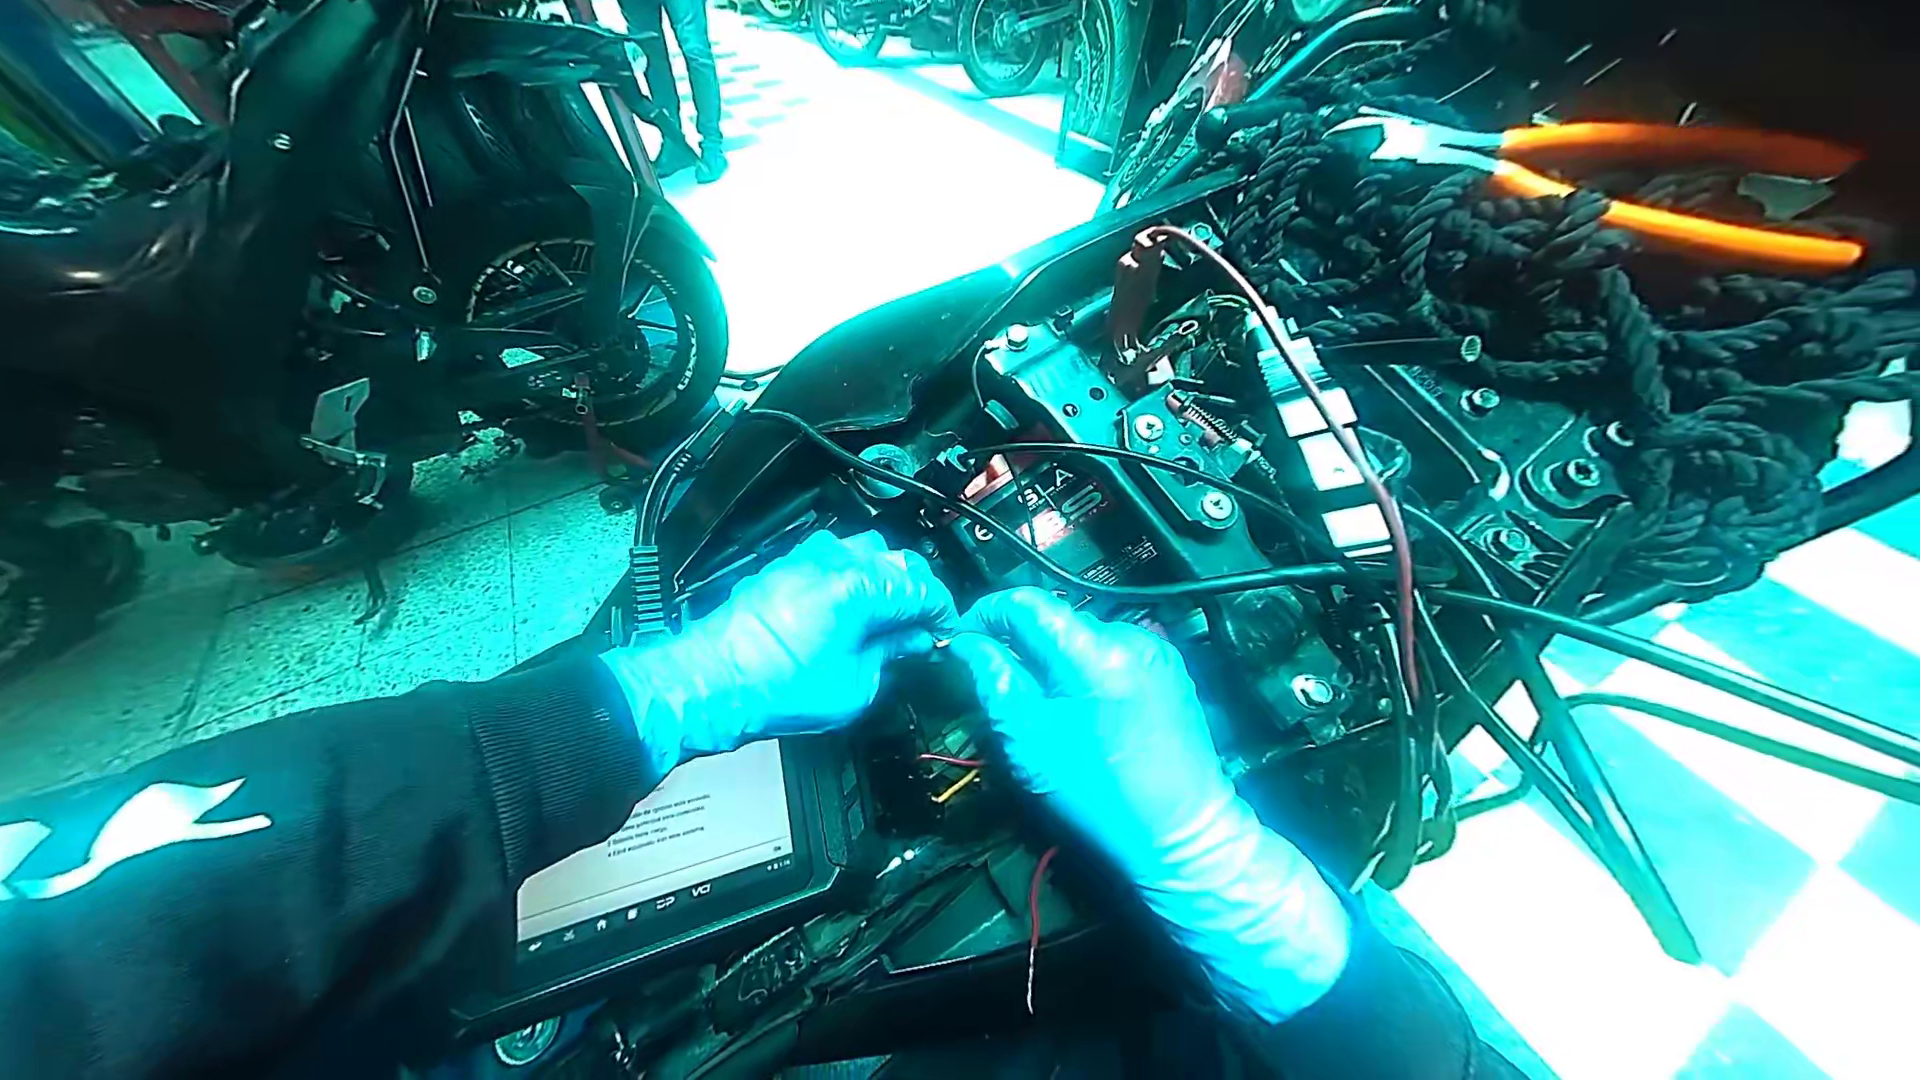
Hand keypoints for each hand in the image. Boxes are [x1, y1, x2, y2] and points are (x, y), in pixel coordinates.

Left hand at [600, 530, 957, 776]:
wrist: (711, 682)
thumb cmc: (771, 685)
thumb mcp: (855, 684)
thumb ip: (894, 652)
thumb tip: (915, 640)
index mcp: (860, 586)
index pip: (923, 589)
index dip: (942, 614)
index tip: (945, 632)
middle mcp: (836, 561)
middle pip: (902, 562)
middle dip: (920, 594)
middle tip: (922, 629)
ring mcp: (810, 558)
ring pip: (870, 551)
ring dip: (889, 579)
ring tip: (890, 614)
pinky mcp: (789, 565)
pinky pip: (838, 557)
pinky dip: (857, 575)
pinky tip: (856, 604)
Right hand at [948, 588, 1350, 1021]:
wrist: (1182, 833)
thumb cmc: (1097, 794)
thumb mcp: (1028, 739)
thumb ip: (994, 678)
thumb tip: (965, 641)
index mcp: (1092, 652)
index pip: (1027, 602)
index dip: (986, 612)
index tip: (964, 636)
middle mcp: (1128, 635)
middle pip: (1054, 617)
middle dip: (1018, 638)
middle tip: (995, 671)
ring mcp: (1154, 648)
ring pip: (1079, 633)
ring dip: (1051, 652)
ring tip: (1040, 694)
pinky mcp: (1167, 665)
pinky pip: (1108, 649)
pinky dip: (1082, 664)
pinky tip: (1078, 700)